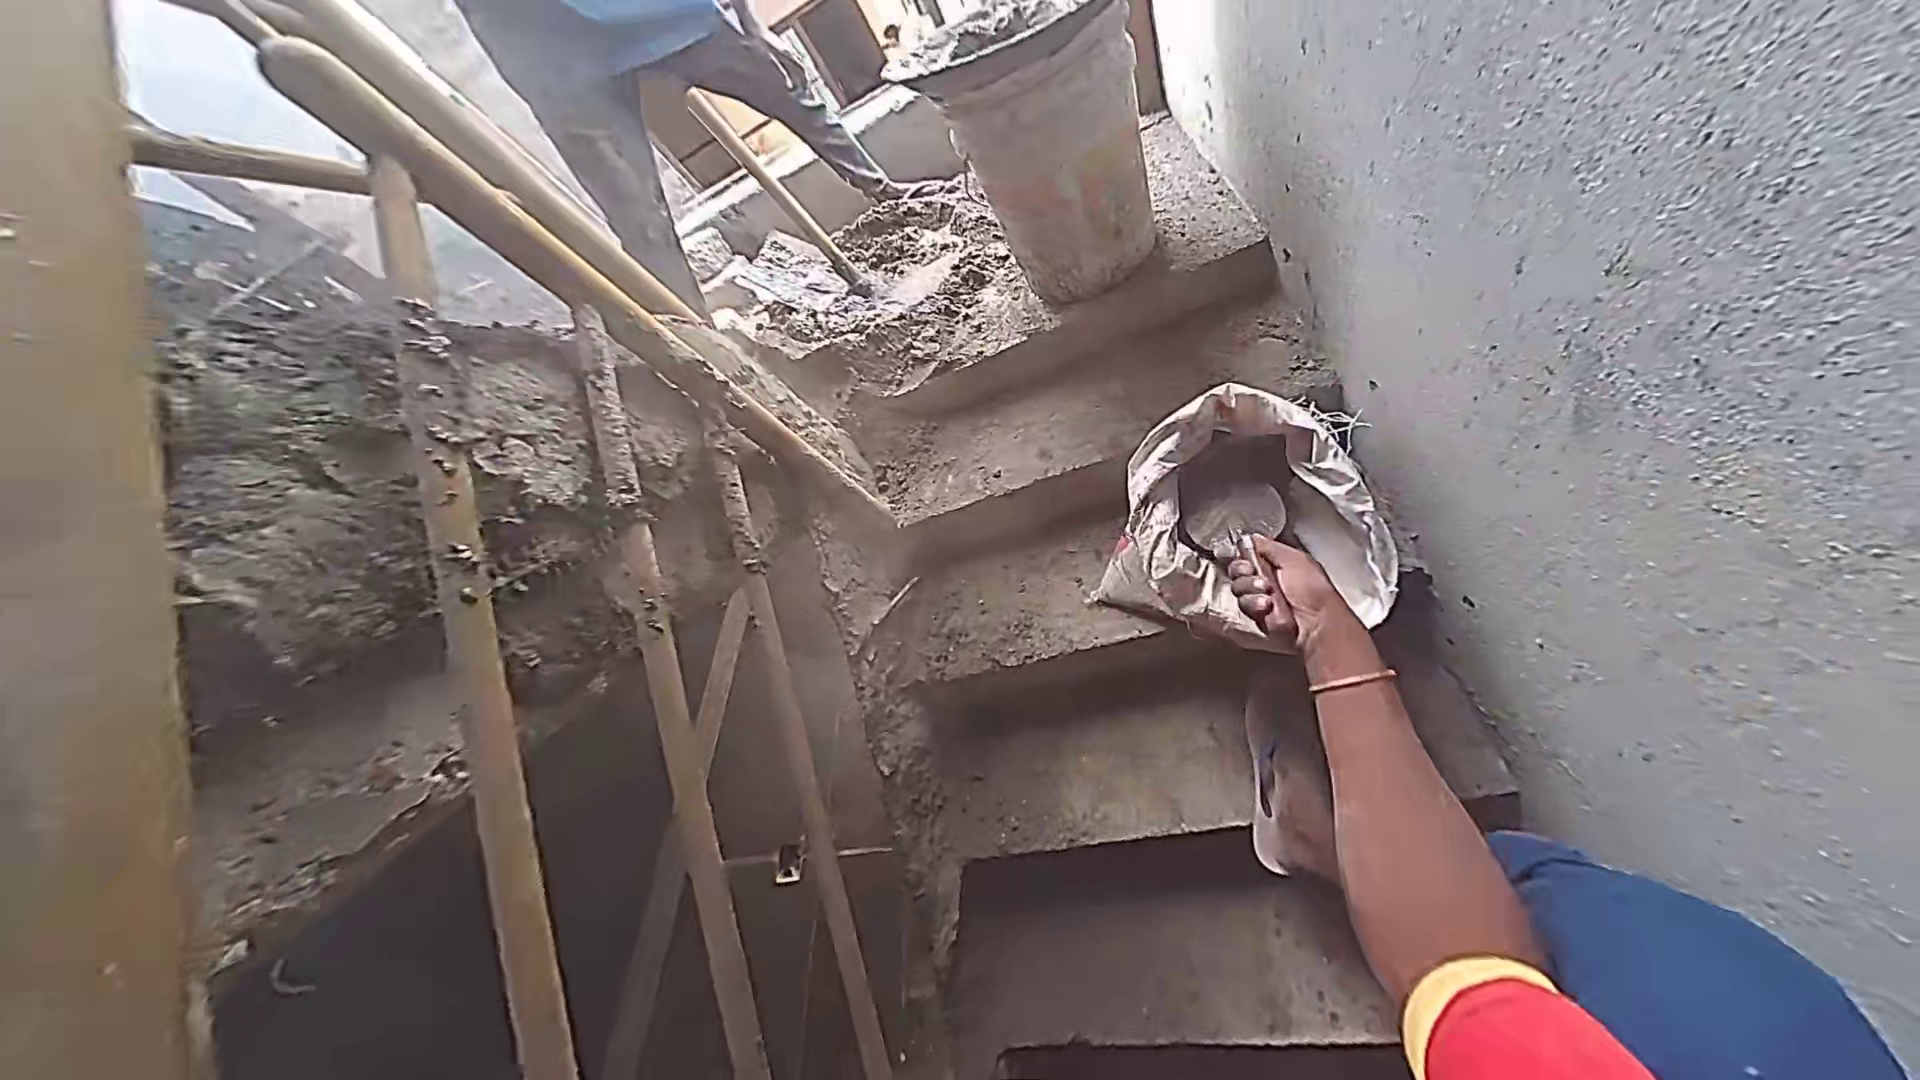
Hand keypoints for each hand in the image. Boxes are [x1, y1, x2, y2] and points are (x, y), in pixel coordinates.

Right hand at [1219, 536, 1362, 651]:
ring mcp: (1258, 596)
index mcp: (1276, 562)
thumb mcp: (1294, 559)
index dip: (1242, 552)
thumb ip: (1269, 546)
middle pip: (1237, 568)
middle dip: (1242, 569)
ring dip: (1250, 586)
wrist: (1314, 622)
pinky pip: (1242, 602)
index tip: (1244, 554)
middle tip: (1252, 571)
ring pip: (1238, 585)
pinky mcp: (1254, 613)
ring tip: (1267, 592)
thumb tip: (1250, 538)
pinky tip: (1266, 605)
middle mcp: (1265, 578)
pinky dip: (1253, 602)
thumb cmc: (1313, 590)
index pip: (1248, 552)